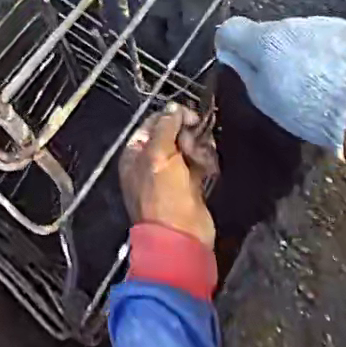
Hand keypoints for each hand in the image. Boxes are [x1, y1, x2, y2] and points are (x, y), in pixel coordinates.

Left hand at [119, 104, 216, 247]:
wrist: (181, 239)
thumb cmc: (163, 195)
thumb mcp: (159, 155)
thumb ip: (166, 127)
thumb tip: (174, 107)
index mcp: (136, 153)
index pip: (153, 123)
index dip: (171, 117)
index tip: (190, 116)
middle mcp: (151, 160)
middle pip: (173, 133)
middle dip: (187, 135)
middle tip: (193, 146)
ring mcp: (171, 173)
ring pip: (188, 147)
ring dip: (199, 149)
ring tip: (202, 161)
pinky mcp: (190, 185)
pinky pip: (199, 162)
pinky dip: (205, 162)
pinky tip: (209, 168)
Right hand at [214, 15, 345, 154]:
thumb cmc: (306, 110)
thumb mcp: (262, 98)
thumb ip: (243, 69)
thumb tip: (231, 53)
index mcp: (263, 41)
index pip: (231, 28)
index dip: (230, 44)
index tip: (236, 56)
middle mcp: (287, 24)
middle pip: (266, 32)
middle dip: (268, 50)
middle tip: (279, 77)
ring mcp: (315, 23)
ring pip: (293, 33)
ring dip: (294, 48)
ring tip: (309, 77)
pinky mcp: (340, 26)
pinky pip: (318, 33)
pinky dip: (318, 47)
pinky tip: (328, 70)